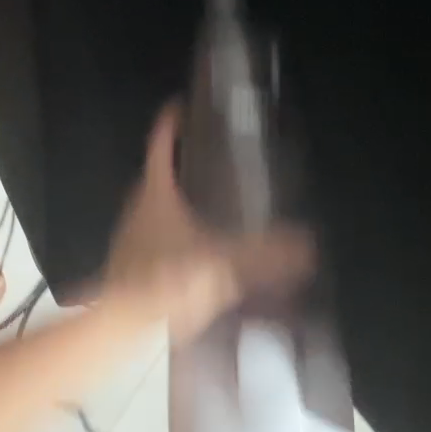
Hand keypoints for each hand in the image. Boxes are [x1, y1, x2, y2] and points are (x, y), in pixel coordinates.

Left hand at [100, 102, 314, 336]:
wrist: (123, 325)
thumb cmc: (167, 280)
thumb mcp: (223, 263)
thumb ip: (266, 253)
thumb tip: (308, 243)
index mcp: (154, 190)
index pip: (160, 142)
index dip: (172, 121)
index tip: (183, 106)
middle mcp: (137, 206)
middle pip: (157, 173)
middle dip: (180, 162)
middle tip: (209, 158)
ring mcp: (131, 235)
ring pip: (155, 206)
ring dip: (177, 201)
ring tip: (209, 206)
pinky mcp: (131, 263)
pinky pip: (156, 237)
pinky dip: (175, 235)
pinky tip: (197, 255)